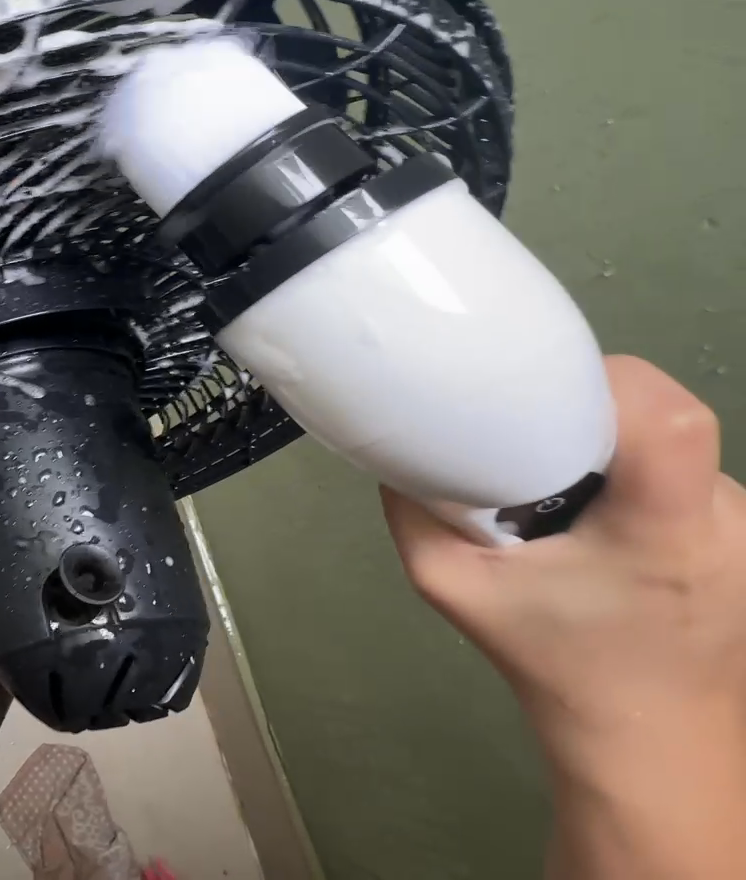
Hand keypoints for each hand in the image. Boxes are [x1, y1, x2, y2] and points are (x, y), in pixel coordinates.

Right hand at [383, 356, 745, 767]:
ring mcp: (745, 524)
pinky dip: (627, 470)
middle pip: (665, 414)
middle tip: (515, 431)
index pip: (667, 417)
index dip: (604, 380)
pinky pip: (678, 468)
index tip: (534, 381)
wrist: (647, 728)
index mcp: (659, 528)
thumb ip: (413, 513)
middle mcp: (722, 515)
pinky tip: (590, 512)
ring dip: (604, 442)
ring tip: (547, 481)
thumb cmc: (545, 654)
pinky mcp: (745, 533)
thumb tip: (398, 454)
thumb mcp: (446, 583)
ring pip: (667, 440)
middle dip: (584, 405)